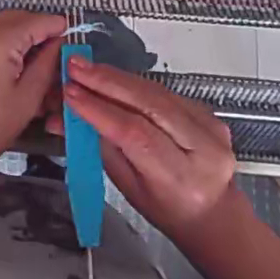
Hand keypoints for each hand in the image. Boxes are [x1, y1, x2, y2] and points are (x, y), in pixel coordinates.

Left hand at [0, 11, 65, 201]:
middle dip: (39, 36)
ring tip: (29, 73)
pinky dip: (2, 44)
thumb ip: (48, 63)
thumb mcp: (27, 99)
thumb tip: (59, 43)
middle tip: (52, 65)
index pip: (41, 20)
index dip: (59, 33)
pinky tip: (8, 72)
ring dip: (21, 40)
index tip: (68, 49)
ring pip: (5, 24)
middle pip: (22, 18)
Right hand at [60, 58, 239, 241]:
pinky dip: (135, 83)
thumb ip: (103, 149)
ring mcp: (210, 126)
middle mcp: (202, 148)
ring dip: (118, 77)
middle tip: (75, 67)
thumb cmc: (165, 208)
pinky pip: (166, 92)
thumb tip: (66, 117)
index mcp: (179, 177)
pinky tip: (112, 77)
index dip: (100, 109)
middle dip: (107, 82)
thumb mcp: (129, 187)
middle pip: (149, 103)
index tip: (70, 93)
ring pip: (158, 92)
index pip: (135, 133)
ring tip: (87, 68)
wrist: (213, 211)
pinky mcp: (210, 113)